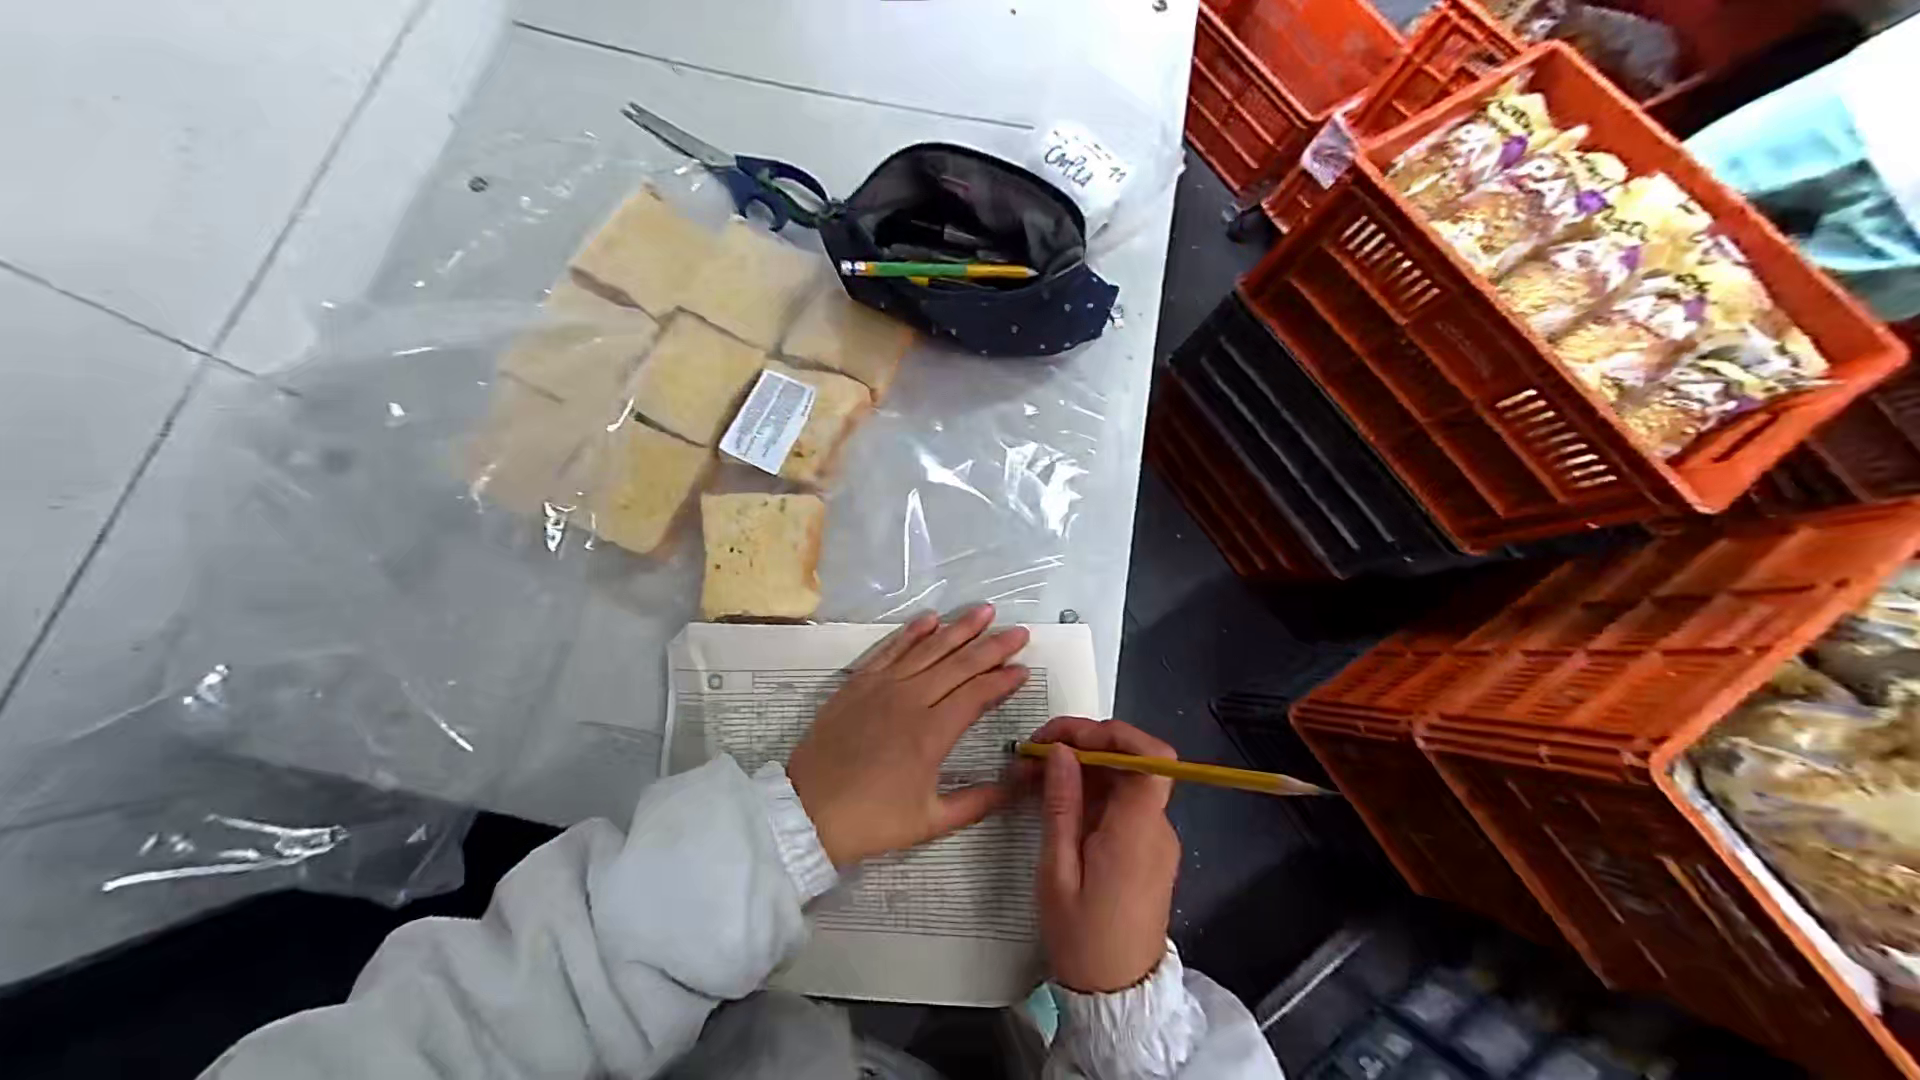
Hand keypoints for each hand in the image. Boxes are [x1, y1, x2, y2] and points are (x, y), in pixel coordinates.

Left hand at [787, 605, 1030, 867]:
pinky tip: (930, 618)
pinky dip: (911, 632)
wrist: (807, 812)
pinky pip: (890, 649)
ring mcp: (881, 687)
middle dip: (992, 646)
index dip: (1003, 679)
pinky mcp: (858, 683)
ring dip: (958, 628)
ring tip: (984, 611)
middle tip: (1019, 631)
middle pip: (959, 665)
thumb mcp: (931, 822)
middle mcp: (910, 700)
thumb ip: (980, 801)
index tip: (1024, 668)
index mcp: (932, 734)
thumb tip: (1022, 783)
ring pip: (928, 649)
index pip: (977, 694)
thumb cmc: (872, 820)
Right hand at [1031, 716, 1181, 992]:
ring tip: (1032, 772)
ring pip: (1123, 777)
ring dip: (1080, 765)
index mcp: (1137, 831)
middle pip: (1132, 760)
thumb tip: (1062, 751)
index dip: (1114, 733)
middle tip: (1034, 752)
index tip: (1066, 736)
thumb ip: (1061, 805)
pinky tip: (1054, 796)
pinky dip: (1088, 788)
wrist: (1117, 995)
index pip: (1151, 758)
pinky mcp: (1145, 845)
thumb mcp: (1057, 871)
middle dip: (1082, 743)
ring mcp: (1153, 835)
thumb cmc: (1082, 938)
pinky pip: (1120, 801)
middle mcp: (1155, 826)